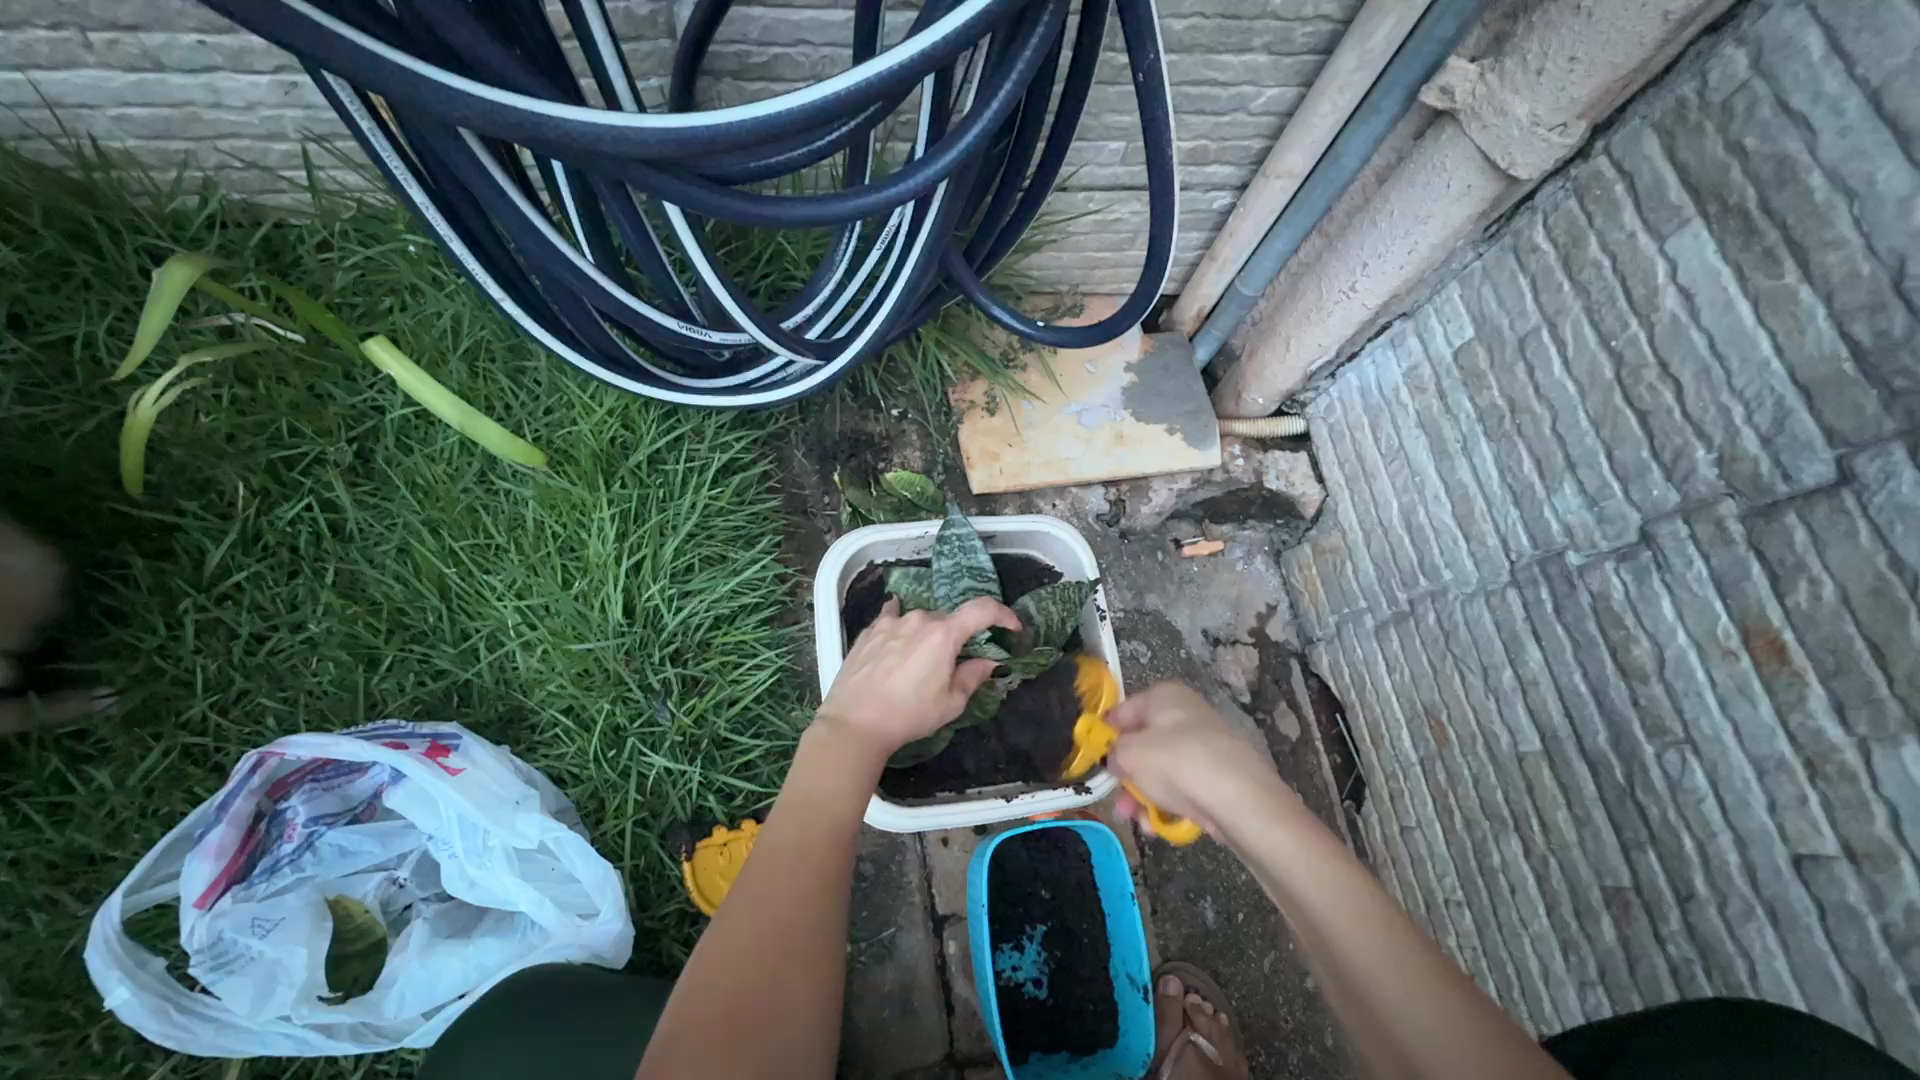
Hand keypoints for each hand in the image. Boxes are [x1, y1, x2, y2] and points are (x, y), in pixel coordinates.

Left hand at [814, 597, 1020, 760]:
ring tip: (921, 663)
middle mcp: (918, 619)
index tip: (1013, 628)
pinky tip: (897, 632)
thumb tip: (987, 662)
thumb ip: (972, 677)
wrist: (854, 722)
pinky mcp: (869, 631)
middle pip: (949, 620)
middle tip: (957, 663)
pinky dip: (901, 625)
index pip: (983, 610)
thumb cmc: (908, 714)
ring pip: (920, 621)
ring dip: (928, 635)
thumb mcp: (950, 704)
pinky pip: (891, 618)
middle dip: (959, 637)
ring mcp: (890, 622)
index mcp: (944, 634)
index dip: (1003, 615)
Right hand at [1107, 683, 1292, 838]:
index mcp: (1164, 696)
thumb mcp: (1128, 754)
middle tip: (1117, 802)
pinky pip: (1184, 787)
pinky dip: (1169, 804)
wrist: (1238, 797)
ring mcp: (1205, 745)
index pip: (1123, 711)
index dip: (1105, 735)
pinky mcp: (1219, 775)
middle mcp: (1186, 714)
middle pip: (1144, 744)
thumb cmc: (1175, 762)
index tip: (1095, 761)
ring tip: (1138, 822)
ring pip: (1162, 770)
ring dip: (1144, 797)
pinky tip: (1160, 827)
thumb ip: (1113, 753)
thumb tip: (1117, 760)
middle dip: (1127, 777)